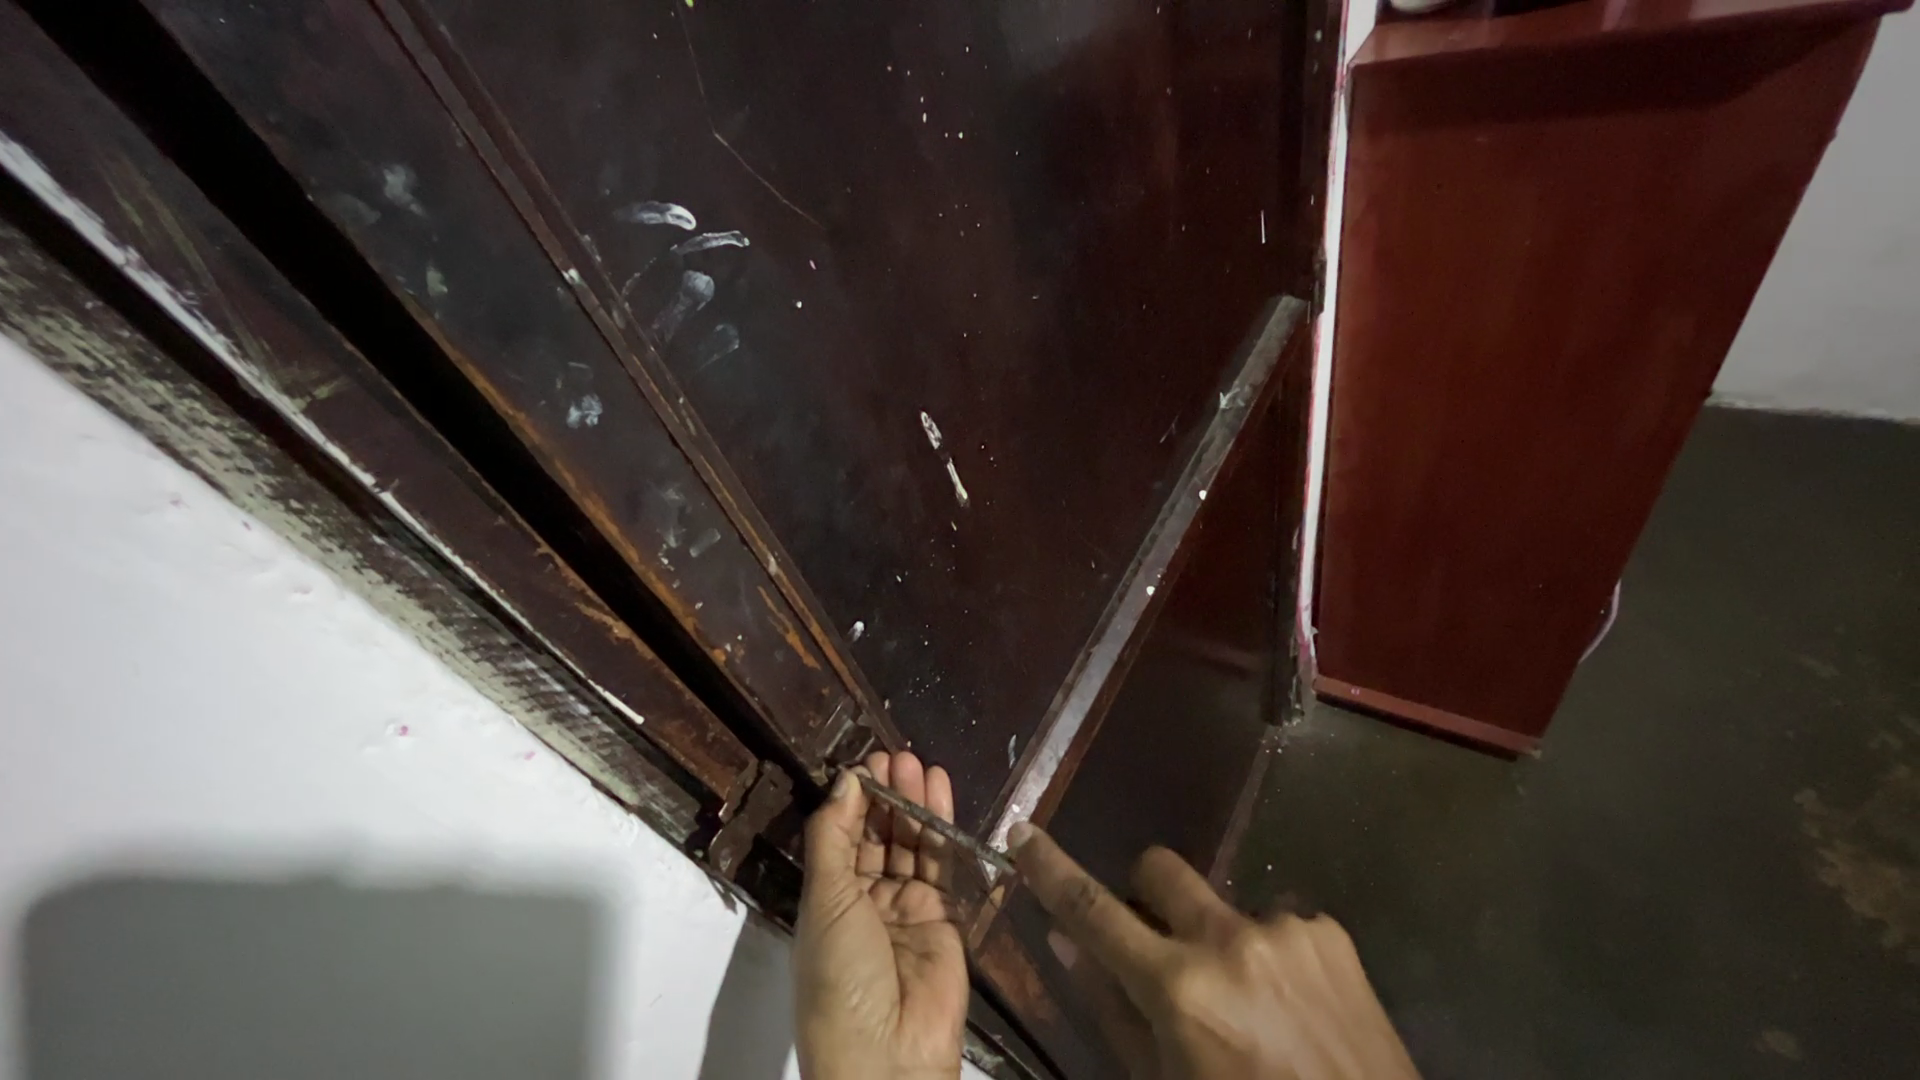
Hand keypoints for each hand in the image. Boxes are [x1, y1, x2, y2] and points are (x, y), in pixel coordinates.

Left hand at [794, 752, 969, 1079]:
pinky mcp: (943, 913)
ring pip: (910, 843)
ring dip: (913, 803)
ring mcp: (906, 906)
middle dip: (885, 796)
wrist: (889, 1053)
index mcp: (828, 899)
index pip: (842, 836)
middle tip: (895, 756)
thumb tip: (847, 778)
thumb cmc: (842, 975)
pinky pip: (940, 861)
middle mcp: (865, 899)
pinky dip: (941, 825)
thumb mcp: (825, 900)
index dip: (853, 799)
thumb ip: (835, 835)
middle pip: (878, 835)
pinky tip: (940, 789)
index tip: (866, 761)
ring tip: (916, 763)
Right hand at [1010, 824, 1418, 1079]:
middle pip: (1159, 869)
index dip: (1051, 870)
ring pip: (1221, 902)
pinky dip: (1269, 953)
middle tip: (1161, 947)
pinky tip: (1293, 1005)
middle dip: (1148, 896)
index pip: (1094, 911)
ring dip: (1218, 938)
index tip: (1024, 833)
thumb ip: (1112, 1009)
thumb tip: (1065, 940)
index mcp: (1180, 988)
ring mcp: (1286, 929)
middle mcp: (1230, 940)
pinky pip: (1275, 921)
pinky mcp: (1330, 932)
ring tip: (1251, 1004)